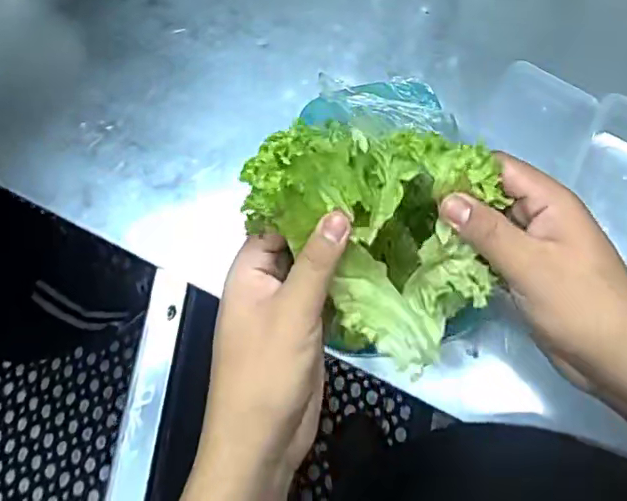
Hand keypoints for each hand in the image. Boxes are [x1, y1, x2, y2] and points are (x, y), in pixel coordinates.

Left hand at [184, 211, 350, 500]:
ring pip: (314, 269)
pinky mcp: (305, 327)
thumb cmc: (265, 372)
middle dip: (327, 226)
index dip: (305, 202)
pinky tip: (372, 266)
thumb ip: (318, 260)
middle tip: (368, 200)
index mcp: (249, 269)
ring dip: (339, 254)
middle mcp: (266, 281)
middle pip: (298, 243)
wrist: (262, 444)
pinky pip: (325, 294)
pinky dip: (344, 282)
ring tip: (376, 223)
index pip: (277, 221)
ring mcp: (286, 305)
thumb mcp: (293, 310)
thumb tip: (339, 213)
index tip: (341, 181)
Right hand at [440, 154, 626, 400]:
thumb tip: (445, 197)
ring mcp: (537, 244)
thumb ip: (486, 230)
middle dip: (458, 199)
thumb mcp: (530, 265)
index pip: (498, 167)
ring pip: (491, 223)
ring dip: (463, 228)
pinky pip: (496, 250)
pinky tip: (445, 258)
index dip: (463, 168)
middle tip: (416, 208)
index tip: (426, 180)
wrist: (626, 367)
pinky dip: (474, 252)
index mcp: (549, 200)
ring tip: (423, 231)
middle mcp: (541, 214)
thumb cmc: (581, 307)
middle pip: (492, 193)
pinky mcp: (531, 271)